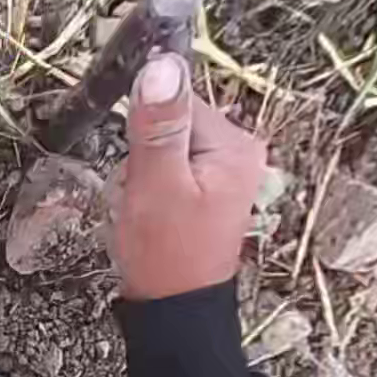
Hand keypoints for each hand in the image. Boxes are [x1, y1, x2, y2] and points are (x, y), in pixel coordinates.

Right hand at [108, 53, 266, 300]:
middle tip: (141, 196)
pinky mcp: (205, 192)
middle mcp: (237, 153)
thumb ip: (159, 127)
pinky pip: (164, 173)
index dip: (145, 132)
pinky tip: (148, 217)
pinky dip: (147, 191)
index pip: (177, 104)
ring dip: (140, 178)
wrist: (173, 310)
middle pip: (169, 126)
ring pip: (161, 151)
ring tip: (143, 211)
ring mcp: (222, 175)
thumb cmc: (166, 254)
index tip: (140, 168)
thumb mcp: (157, 186)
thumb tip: (162, 66)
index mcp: (234, 145)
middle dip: (141, 159)